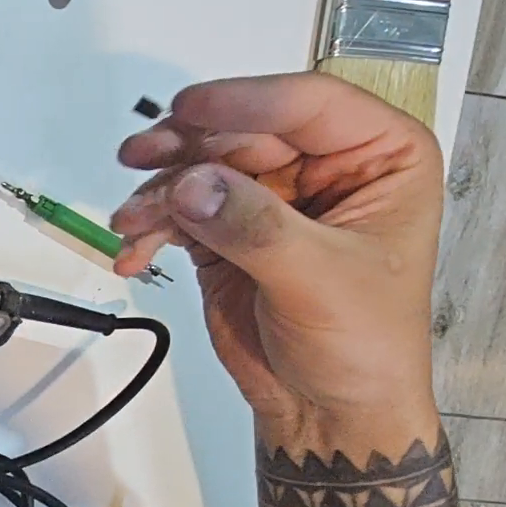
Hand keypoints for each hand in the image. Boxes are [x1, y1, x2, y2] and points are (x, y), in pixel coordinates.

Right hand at [109, 73, 445, 456]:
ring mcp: (264, 207)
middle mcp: (318, 173)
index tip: (188, 108)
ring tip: (130, 222)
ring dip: (156, 195)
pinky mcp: (223, 240)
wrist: (323, 405)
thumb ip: (256, 227)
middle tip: (139, 155)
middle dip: (185, 149)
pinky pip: (176, 217)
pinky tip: (133, 252)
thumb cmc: (363, 341)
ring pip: (199, 175)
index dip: (244, 101)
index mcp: (375, 158)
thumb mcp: (320, 277)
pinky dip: (148, 232)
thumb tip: (195, 186)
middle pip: (240, 136)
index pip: (306, 107)